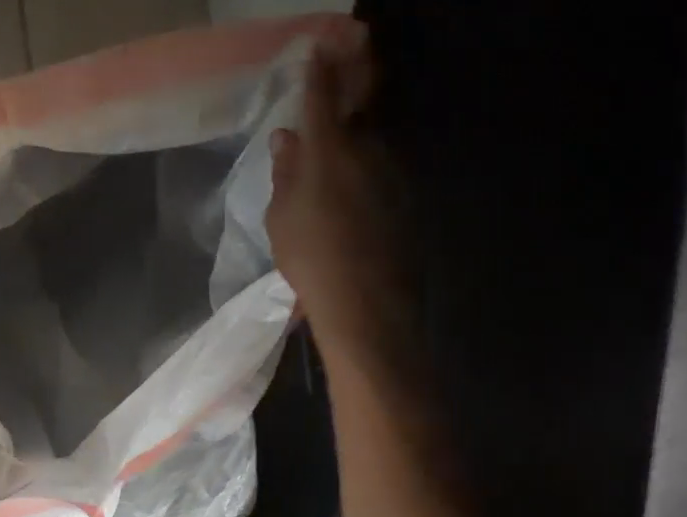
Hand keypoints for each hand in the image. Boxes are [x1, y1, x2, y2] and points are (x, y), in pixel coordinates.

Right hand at [265, 29, 407, 352]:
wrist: (366, 301)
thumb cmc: (310, 259)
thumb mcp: (281, 218)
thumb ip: (285, 173)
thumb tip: (287, 138)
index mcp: (329, 149)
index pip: (323, 95)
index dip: (319, 69)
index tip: (319, 47)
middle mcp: (367, 148)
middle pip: (357, 110)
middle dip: (347, 92)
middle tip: (338, 77)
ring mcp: (392, 171)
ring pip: (369, 143)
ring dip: (354, 139)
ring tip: (334, 154)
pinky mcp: (405, 196)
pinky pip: (378, 172)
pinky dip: (363, 172)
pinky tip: (348, 196)